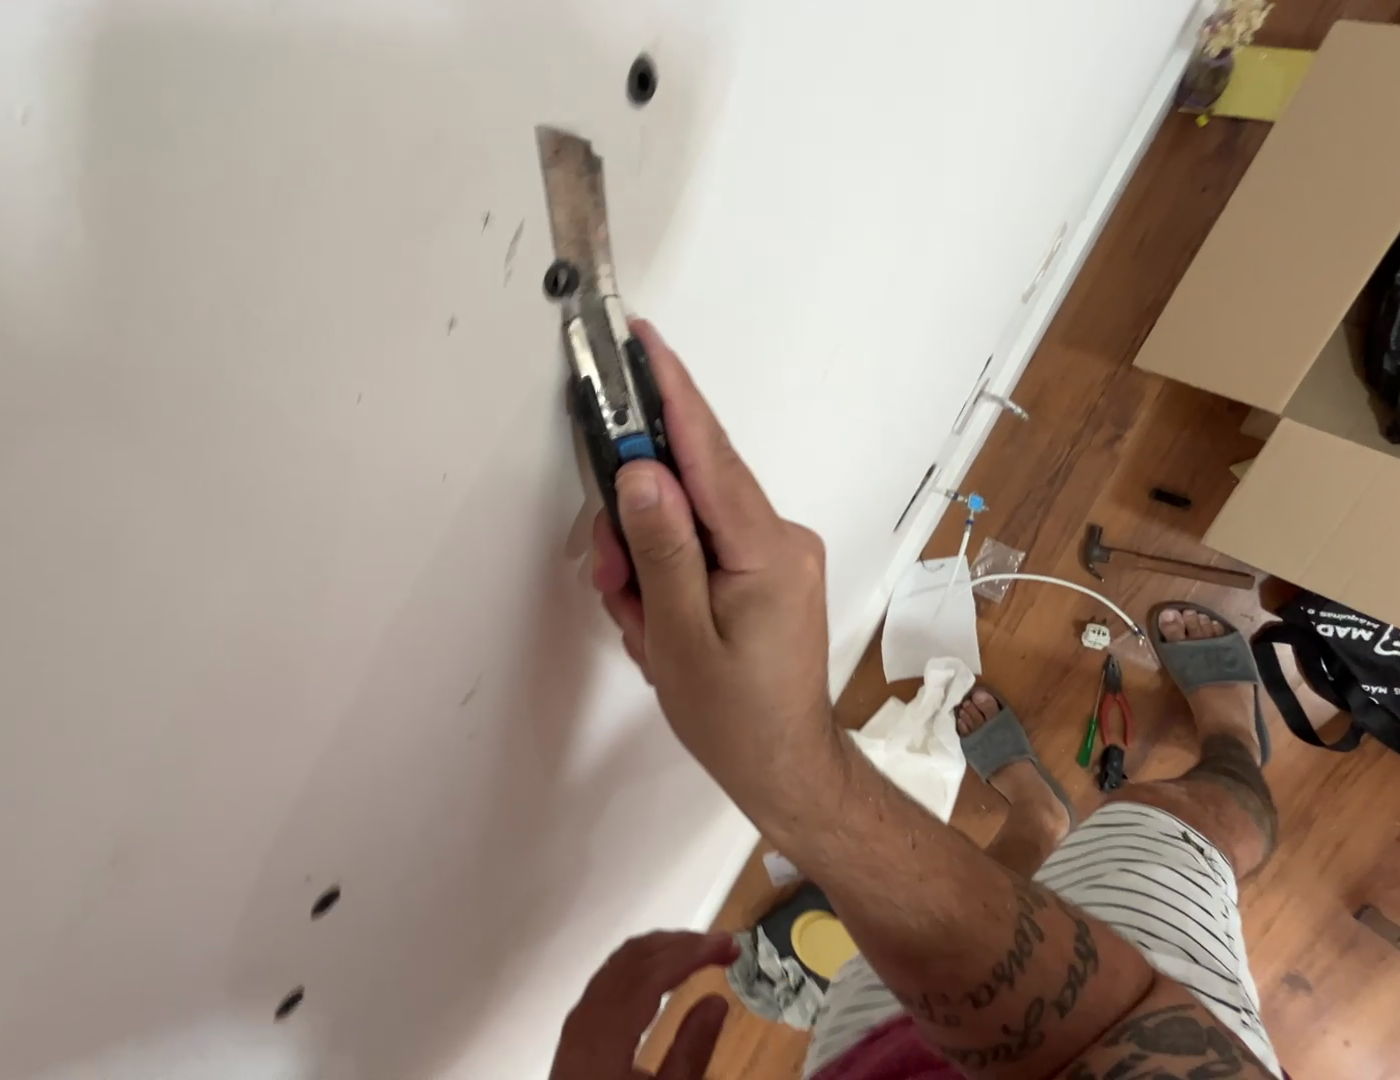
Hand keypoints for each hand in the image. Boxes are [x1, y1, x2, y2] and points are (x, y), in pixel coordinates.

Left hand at [548, 931, 738, 1079]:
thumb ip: (691, 1054)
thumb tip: (716, 1000)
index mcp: (603, 1039)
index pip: (650, 974)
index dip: (692, 952)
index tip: (729, 946)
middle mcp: (584, 1020)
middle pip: (632, 959)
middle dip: (680, 943)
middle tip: (722, 945)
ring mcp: (576, 1022)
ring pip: (618, 963)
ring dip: (661, 949)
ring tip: (700, 950)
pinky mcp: (577, 1030)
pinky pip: (610, 976)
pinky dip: (642, 962)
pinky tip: (663, 971)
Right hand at [587, 319, 846, 819]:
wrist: (786, 766)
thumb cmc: (734, 718)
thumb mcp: (679, 638)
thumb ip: (662, 549)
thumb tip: (642, 473)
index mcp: (767, 551)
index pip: (709, 454)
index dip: (673, 394)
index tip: (645, 341)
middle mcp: (781, 538)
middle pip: (691, 490)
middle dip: (636, 524)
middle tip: (613, 582)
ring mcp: (776, 554)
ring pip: (690, 521)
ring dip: (648, 560)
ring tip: (642, 621)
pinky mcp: (767, 570)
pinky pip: (704, 546)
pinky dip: (669, 573)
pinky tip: (660, 620)